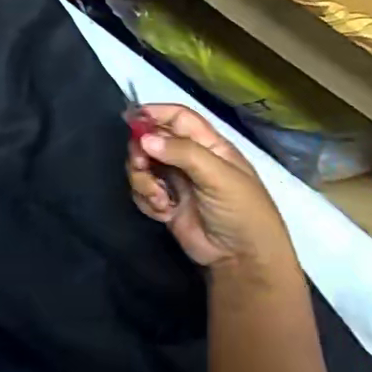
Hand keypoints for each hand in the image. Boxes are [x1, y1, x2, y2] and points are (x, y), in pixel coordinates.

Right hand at [127, 104, 295, 279]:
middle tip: (141, 165)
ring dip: (142, 180)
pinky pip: (141, 190)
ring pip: (141, 166)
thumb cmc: (241, 211)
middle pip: (151, 140)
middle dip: (140, 151)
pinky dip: (146, 199)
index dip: (154, 113)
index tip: (130, 120)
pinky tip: (162, 211)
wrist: (241, 258)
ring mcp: (174, 181)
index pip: (177, 117)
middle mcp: (188, 159)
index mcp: (209, 145)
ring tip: (159, 198)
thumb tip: (144, 138)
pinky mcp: (163, 202)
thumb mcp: (219, 177)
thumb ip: (183, 153)